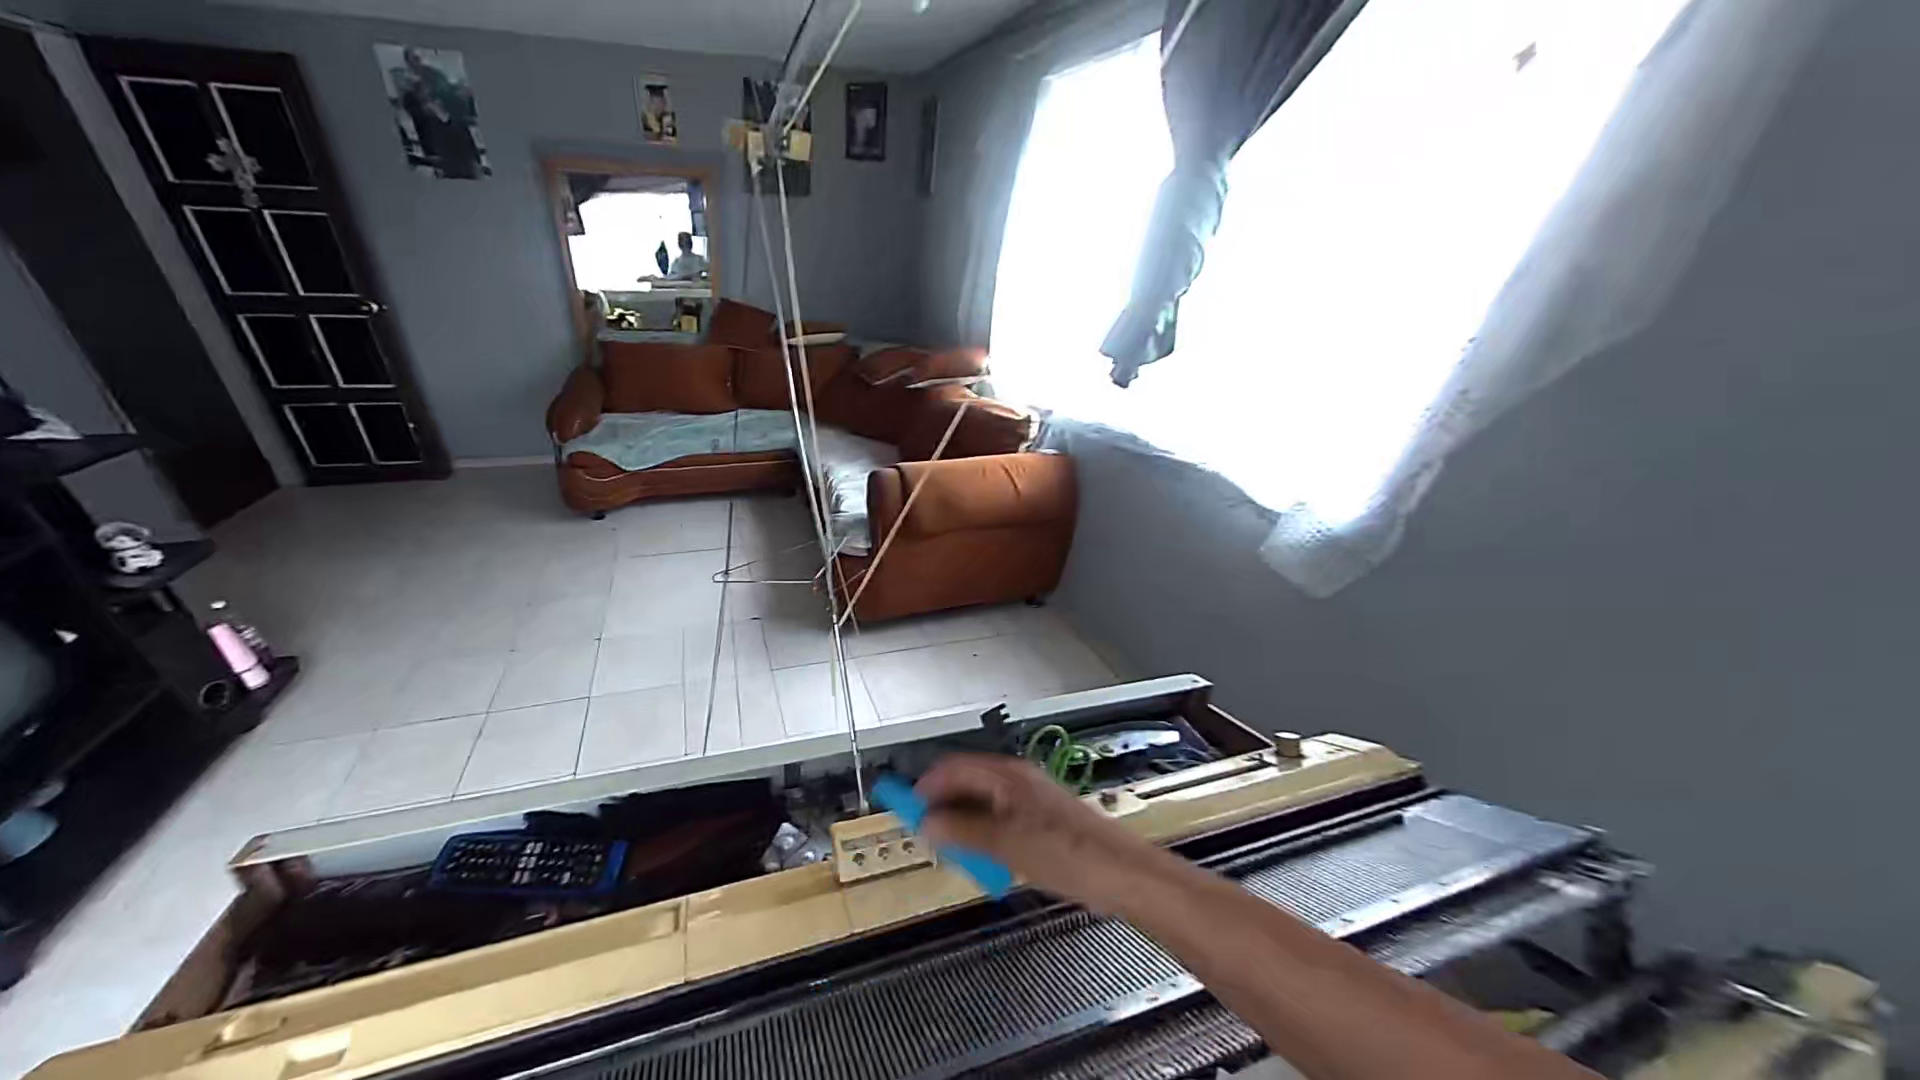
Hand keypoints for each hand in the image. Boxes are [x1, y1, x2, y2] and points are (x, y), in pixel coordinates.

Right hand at [915, 754, 1168, 911]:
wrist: (1121, 873)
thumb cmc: (1068, 851)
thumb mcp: (1003, 844)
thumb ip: (961, 831)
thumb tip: (927, 823)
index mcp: (1007, 776)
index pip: (954, 767)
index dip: (926, 785)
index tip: (906, 807)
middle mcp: (1018, 781)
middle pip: (967, 784)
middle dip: (944, 807)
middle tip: (929, 834)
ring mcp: (1031, 801)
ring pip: (983, 805)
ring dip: (964, 825)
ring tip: (956, 852)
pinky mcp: (1042, 822)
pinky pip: (1001, 822)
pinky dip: (985, 837)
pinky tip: (988, 861)